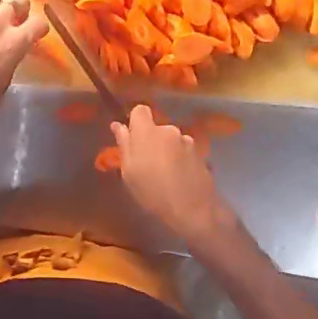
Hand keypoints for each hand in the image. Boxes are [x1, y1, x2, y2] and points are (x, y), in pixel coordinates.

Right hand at [110, 104, 234, 241]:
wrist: (193, 208)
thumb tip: (117, 125)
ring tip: (162, 175)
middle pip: (155, 128)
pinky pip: (182, 151)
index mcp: (148, 132)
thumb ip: (123, 145)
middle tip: (144, 165)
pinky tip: (177, 178)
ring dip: (165, 151)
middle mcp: (169, 130)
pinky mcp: (200, 153)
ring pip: (169, 140)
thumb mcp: (129, 172)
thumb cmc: (152, 191)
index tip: (131, 139)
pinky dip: (178, 159)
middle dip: (149, 140)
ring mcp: (187, 141)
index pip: (140, 110)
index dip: (134, 121)